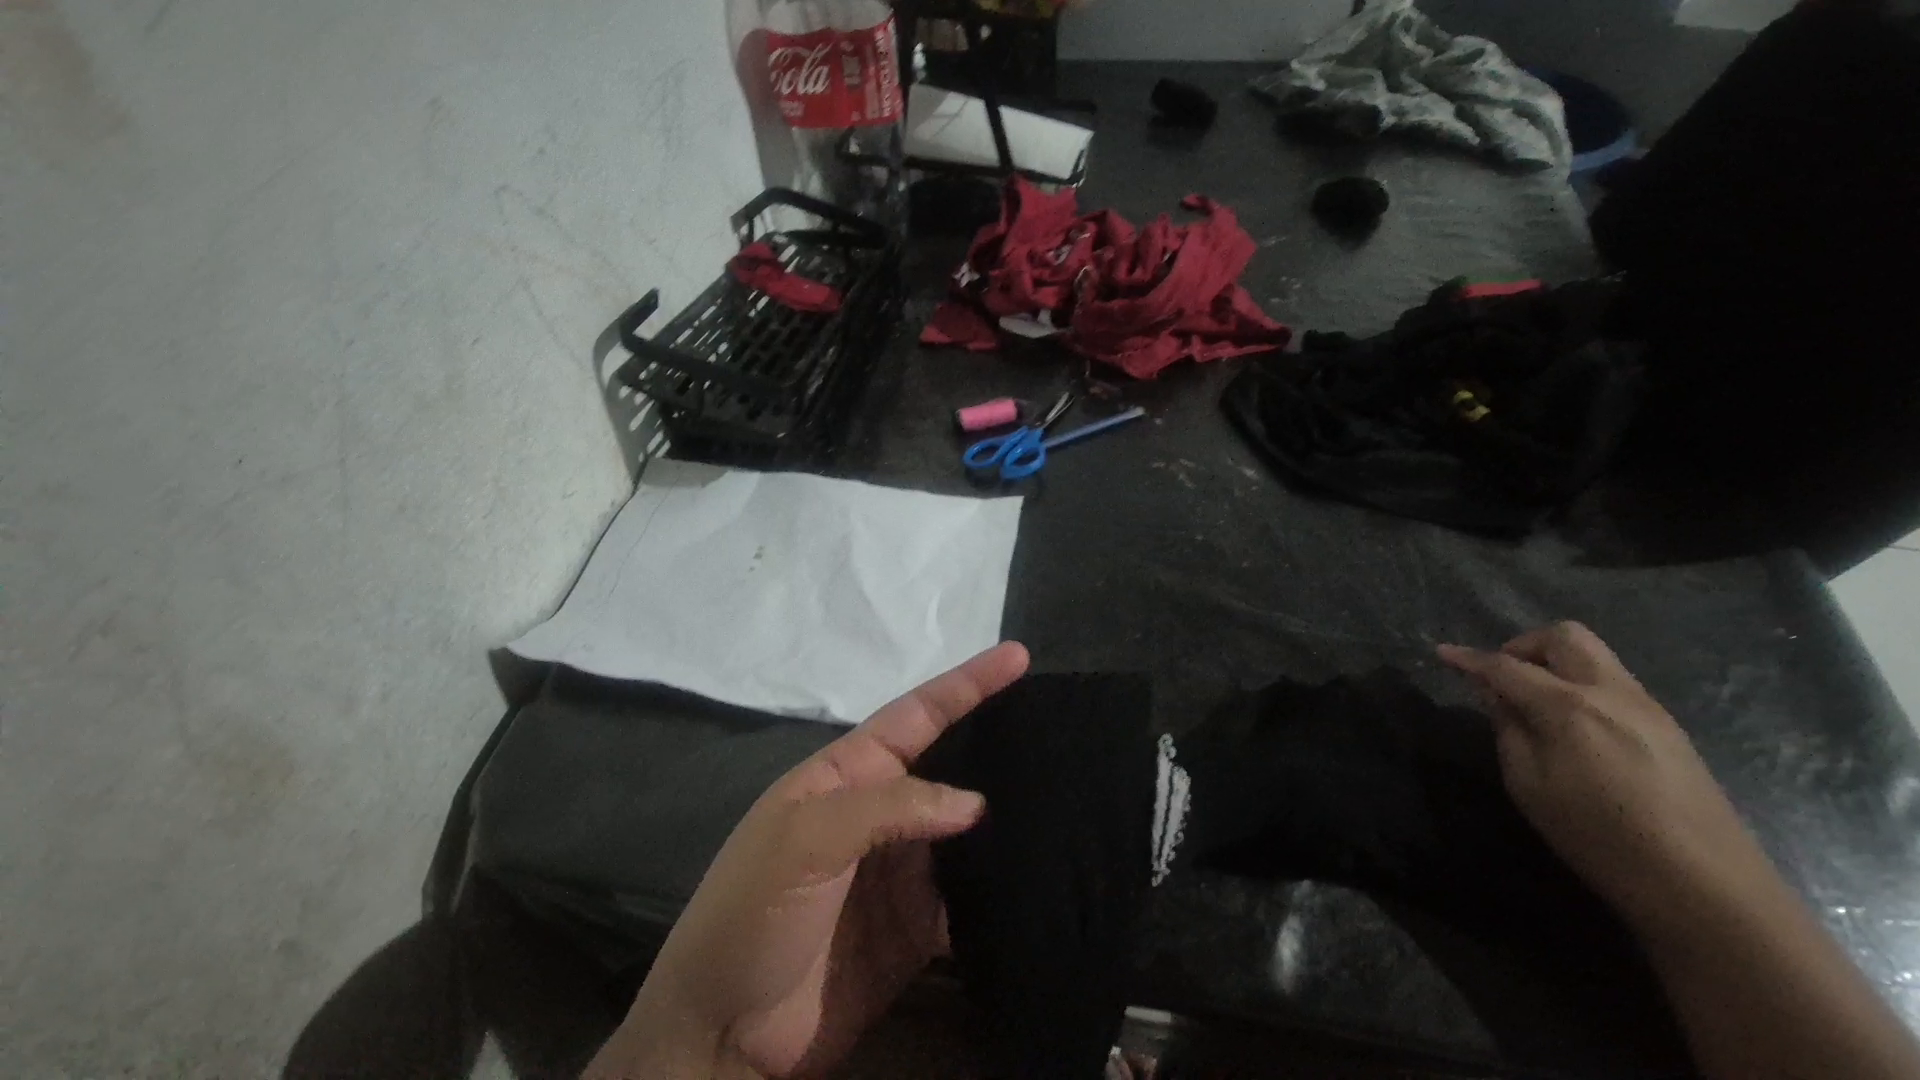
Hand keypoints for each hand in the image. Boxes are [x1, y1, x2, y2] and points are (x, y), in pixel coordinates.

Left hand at [590, 642, 1029, 1079]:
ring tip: (1072, 797)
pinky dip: (1003, 888)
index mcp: (844, 778)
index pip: (914, 717)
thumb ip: (889, 809)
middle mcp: (879, 818)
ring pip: (967, 834)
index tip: (1018, 657)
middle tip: (1060, 729)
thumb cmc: (750, 915)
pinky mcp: (917, 930)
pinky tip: (1045, 875)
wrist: (723, 1033)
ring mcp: (900, 874)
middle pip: (949, 770)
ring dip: (1010, 820)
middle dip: (998, 744)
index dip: (965, 685)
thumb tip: (975, 802)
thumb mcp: (803, 840)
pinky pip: (969, 899)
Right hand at [1437, 623, 1776, 939]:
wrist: (1704, 884)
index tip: (1442, 653)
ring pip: (1594, 655)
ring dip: (1555, 664)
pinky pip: (1614, 683)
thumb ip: (1509, 731)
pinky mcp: (1668, 728)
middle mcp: (1611, 692)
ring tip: (1534, 703)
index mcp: (1569, 706)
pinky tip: (1573, 727)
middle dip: (1523, 646)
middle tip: (1502, 678)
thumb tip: (1498, 697)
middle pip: (1564, 637)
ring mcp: (1647, 707)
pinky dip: (1581, 685)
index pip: (1507, 666)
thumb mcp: (1531, 788)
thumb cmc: (1600, 839)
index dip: (1470, 659)